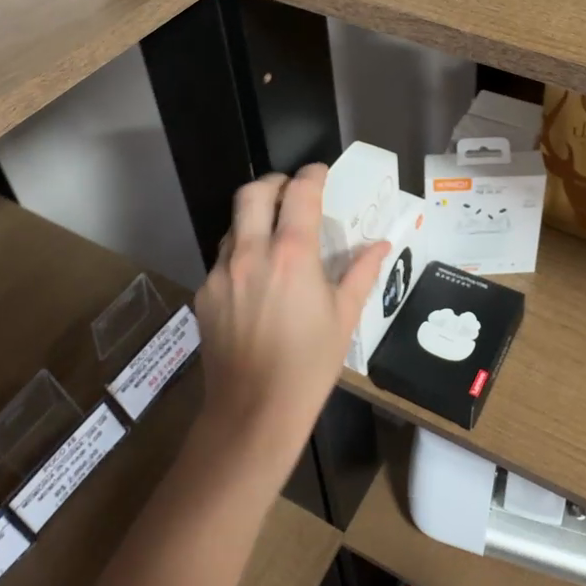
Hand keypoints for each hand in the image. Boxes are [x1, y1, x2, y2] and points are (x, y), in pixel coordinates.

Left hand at [194, 163, 388, 471]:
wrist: (253, 412)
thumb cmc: (310, 365)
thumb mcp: (345, 316)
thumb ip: (361, 272)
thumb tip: (381, 244)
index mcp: (292, 255)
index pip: (300, 193)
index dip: (312, 174)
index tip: (320, 172)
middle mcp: (252, 253)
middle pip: (253, 193)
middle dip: (274, 184)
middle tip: (291, 193)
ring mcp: (222, 273)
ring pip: (233, 224)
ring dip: (254, 218)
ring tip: (274, 236)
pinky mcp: (205, 294)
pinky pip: (223, 258)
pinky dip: (241, 253)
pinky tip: (256, 279)